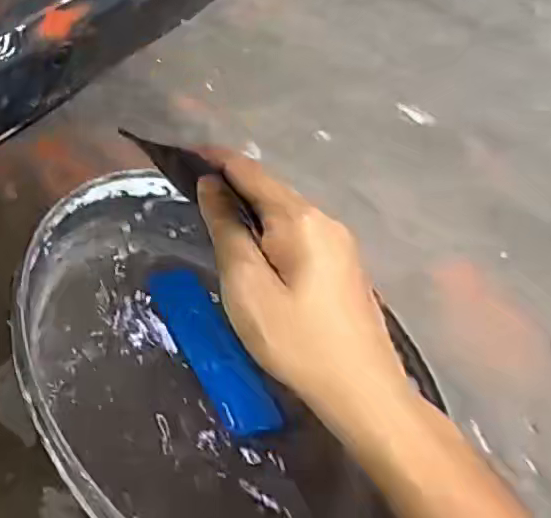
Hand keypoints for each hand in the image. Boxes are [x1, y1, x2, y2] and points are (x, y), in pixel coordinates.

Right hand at [196, 149, 409, 422]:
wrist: (368, 399)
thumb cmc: (297, 339)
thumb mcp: (245, 283)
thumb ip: (226, 227)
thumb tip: (211, 185)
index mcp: (299, 219)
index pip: (249, 171)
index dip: (214, 158)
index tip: (182, 151)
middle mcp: (324, 220)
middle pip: (268, 188)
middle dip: (230, 180)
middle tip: (191, 185)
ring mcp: (339, 243)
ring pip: (282, 209)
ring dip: (248, 203)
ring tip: (214, 210)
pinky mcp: (343, 265)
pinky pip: (296, 228)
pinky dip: (267, 223)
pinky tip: (252, 241)